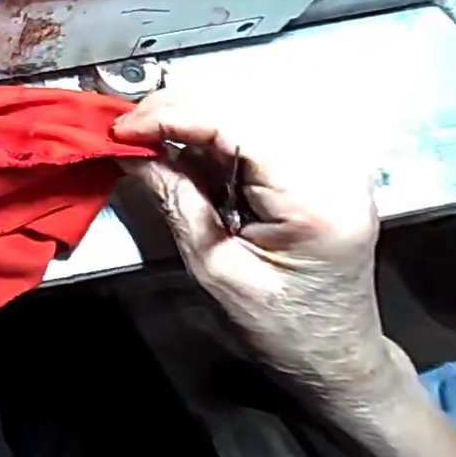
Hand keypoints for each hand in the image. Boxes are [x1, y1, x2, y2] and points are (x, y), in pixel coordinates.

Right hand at [111, 91, 411, 413]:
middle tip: (127, 130)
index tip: (121, 131)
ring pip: (246, 102)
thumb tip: (128, 149)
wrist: (334, 354)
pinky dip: (209, 123)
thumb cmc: (275, 325)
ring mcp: (331, 160)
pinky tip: (181, 141)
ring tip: (147, 133)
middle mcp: (334, 167)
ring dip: (189, 111)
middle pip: (242, 103)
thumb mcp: (211, 266)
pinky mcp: (317, 160)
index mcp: (314, 200)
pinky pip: (254, 120)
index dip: (171, 117)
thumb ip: (174, 198)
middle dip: (174, 108)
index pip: (237, 125)